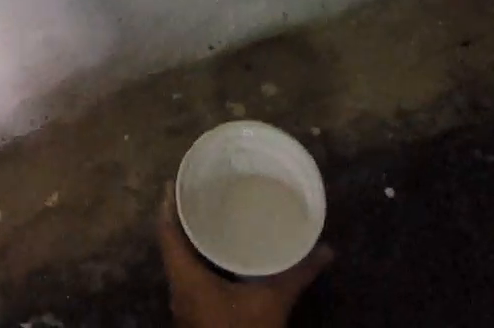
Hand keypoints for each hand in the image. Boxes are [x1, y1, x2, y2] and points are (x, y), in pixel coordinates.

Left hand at [157, 183, 334, 327]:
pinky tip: (218, 254)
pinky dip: (198, 258)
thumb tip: (327, 250)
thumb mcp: (273, 302)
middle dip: (180, 217)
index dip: (168, 204)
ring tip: (207, 213)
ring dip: (188, 239)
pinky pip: (189, 275)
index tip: (175, 179)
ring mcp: (185, 304)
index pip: (166, 231)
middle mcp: (178, 287)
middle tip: (197, 191)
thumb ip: (297, 273)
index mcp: (184, 276)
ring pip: (179, 261)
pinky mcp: (196, 314)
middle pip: (171, 243)